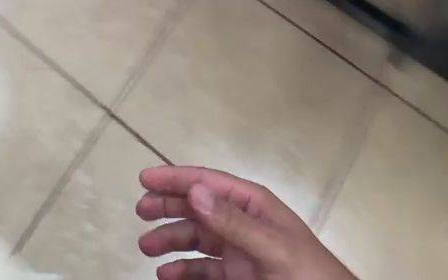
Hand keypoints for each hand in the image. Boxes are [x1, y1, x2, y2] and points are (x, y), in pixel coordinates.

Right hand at [135, 166, 357, 279]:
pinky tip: (167, 275)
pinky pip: (204, 270)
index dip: (176, 178)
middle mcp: (241, 222)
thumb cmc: (306, 273)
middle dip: (168, 207)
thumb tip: (194, 191)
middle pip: (197, 207)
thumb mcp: (271, 246)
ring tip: (146, 249)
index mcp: (252, 204)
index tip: (145, 179)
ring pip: (196, 239)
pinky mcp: (238, 277)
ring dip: (171, 240)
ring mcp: (239, 251)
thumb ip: (232, 221)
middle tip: (140, 212)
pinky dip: (184, 271)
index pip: (208, 182)